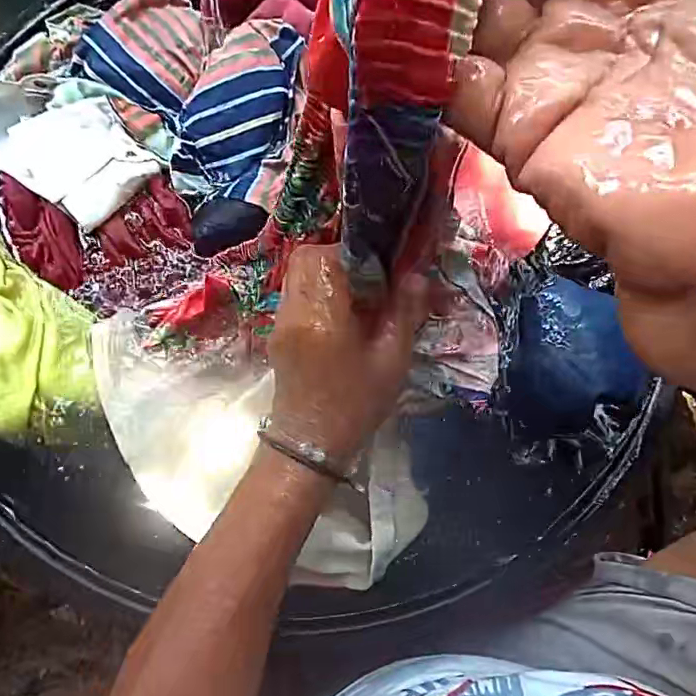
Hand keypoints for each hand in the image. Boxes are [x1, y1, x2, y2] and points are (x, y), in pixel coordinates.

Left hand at [268, 245, 431, 462]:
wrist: (311, 445)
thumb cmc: (356, 405)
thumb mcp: (392, 360)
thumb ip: (404, 312)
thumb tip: (417, 275)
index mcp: (323, 316)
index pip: (328, 256)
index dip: (357, 250)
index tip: (383, 265)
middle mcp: (294, 310)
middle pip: (306, 257)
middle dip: (339, 255)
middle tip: (370, 276)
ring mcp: (280, 320)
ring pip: (297, 273)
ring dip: (328, 272)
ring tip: (358, 294)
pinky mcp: (278, 331)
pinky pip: (296, 293)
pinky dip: (318, 291)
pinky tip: (342, 314)